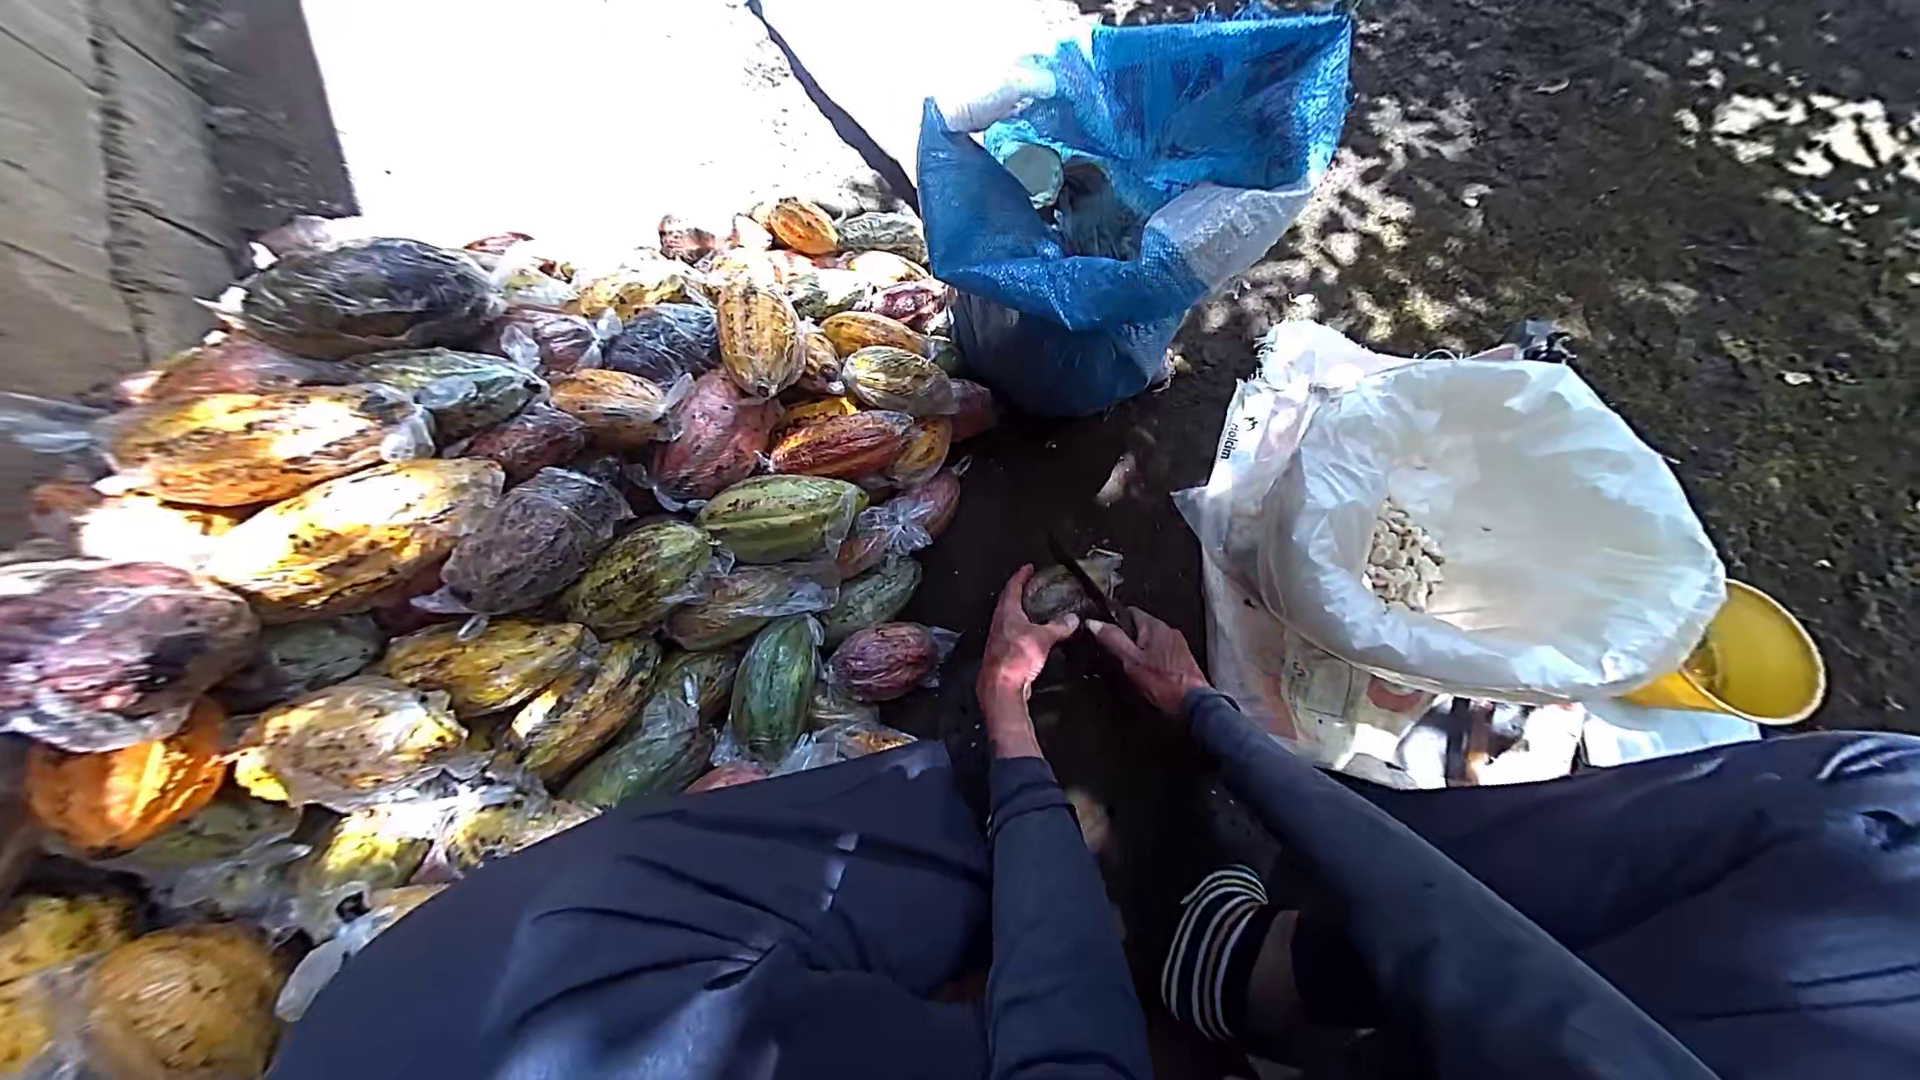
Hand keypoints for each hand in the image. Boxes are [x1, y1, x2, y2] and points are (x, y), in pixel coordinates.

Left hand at [978, 565, 1078, 757]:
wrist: (1000, 687)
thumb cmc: (1014, 660)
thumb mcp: (1043, 638)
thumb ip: (1059, 627)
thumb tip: (1072, 619)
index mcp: (1006, 612)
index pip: (1012, 586)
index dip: (1021, 575)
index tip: (1028, 567)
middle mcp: (999, 622)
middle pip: (1007, 600)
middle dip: (1019, 591)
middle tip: (1030, 585)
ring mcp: (999, 637)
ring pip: (1009, 617)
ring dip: (1020, 610)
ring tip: (1034, 609)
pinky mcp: (1002, 652)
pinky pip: (1013, 634)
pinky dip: (1022, 629)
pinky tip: (1032, 636)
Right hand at [1087, 607, 1210, 716]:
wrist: (1193, 705)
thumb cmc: (1163, 684)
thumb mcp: (1130, 661)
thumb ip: (1112, 639)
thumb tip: (1094, 623)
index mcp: (1155, 626)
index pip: (1129, 611)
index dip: (1115, 622)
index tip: (1107, 635)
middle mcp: (1169, 631)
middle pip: (1140, 627)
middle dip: (1128, 639)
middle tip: (1119, 657)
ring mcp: (1178, 645)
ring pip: (1151, 641)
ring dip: (1141, 651)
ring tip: (1134, 669)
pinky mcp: (1183, 660)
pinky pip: (1161, 653)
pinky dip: (1153, 661)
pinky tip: (1149, 675)